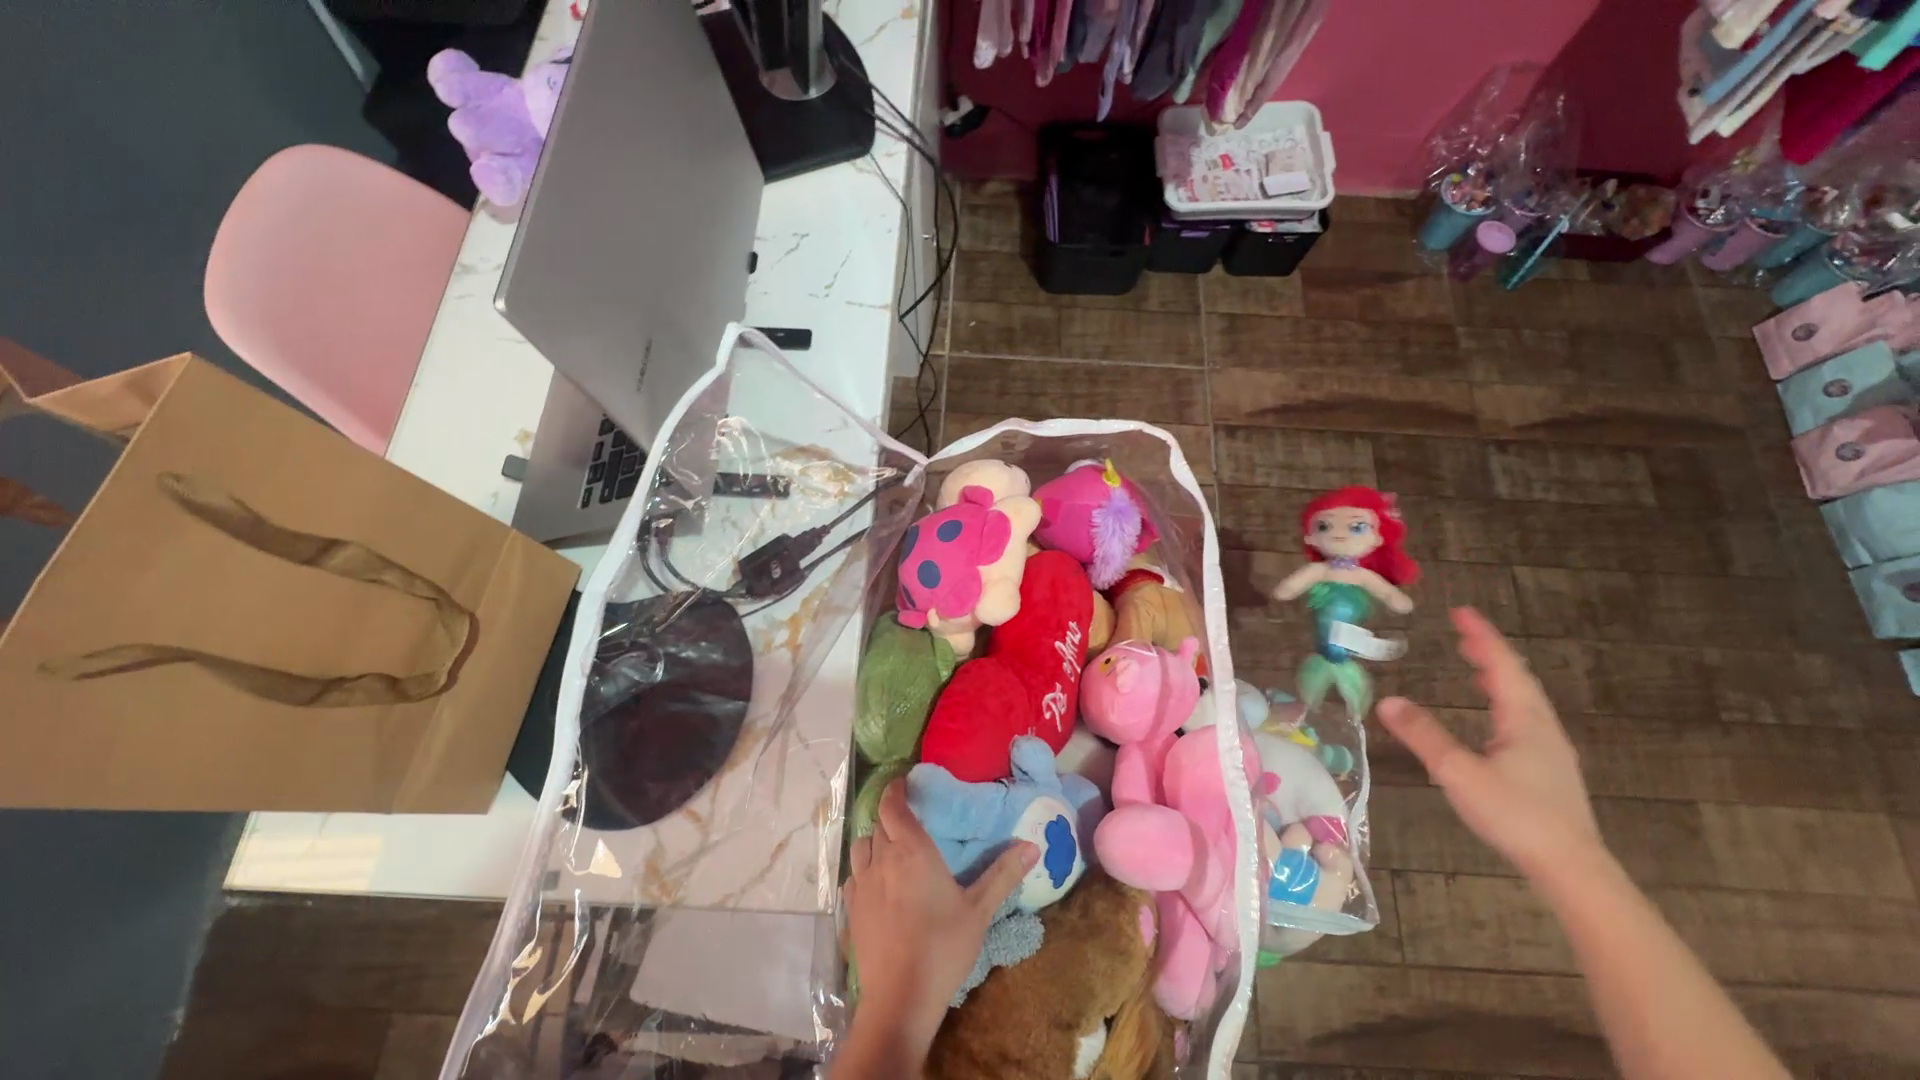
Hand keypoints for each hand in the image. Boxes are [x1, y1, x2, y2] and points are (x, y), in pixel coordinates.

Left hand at [845, 779, 1036, 1052]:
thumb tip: (1032, 845)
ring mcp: (862, 885)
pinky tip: (876, 882)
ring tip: (891, 847)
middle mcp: (882, 859)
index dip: (896, 790)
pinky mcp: (851, 910)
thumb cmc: (943, 948)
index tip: (905, 783)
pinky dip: (863, 868)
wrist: (900, 998)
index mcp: (912, 851)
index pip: (894, 806)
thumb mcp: (979, 911)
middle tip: (910, 818)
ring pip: (861, 847)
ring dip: (874, 840)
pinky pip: (853, 875)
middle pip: (879, 825)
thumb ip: (1003, 875)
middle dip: (891, 816)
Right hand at [1377, 607, 1601, 881]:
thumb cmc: (1515, 814)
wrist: (1570, 866)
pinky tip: (1492, 722)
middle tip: (1463, 635)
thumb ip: (1423, 735)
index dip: (1481, 637)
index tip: (1461, 612)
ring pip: (1523, 702)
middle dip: (1489, 655)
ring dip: (1498, 679)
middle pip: (1517, 680)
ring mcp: (1550, 751)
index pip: (1502, 666)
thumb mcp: (1458, 772)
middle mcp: (1542, 728)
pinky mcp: (1549, 772)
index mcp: (1524, 719)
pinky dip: (1503, 704)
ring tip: (1475, 669)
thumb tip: (1387, 700)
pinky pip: (1524, 721)